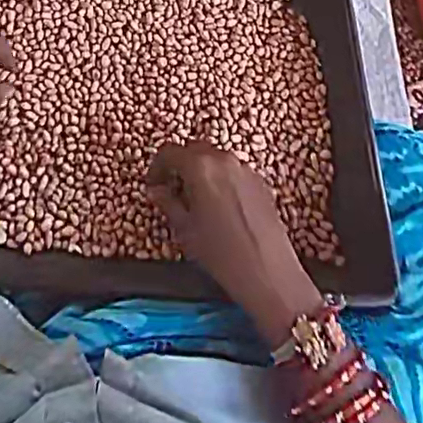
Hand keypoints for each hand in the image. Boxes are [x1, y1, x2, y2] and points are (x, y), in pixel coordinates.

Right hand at [146, 142, 319, 341]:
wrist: (268, 273)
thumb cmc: (221, 253)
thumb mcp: (185, 229)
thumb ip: (167, 202)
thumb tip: (157, 190)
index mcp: (200, 166)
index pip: (169, 152)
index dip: (156, 167)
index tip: (153, 184)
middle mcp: (224, 159)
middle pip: (194, 150)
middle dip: (180, 165)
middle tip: (171, 189)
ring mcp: (245, 168)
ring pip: (215, 159)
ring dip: (201, 172)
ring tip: (196, 200)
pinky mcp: (260, 181)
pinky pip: (233, 171)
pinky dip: (221, 179)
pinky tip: (220, 207)